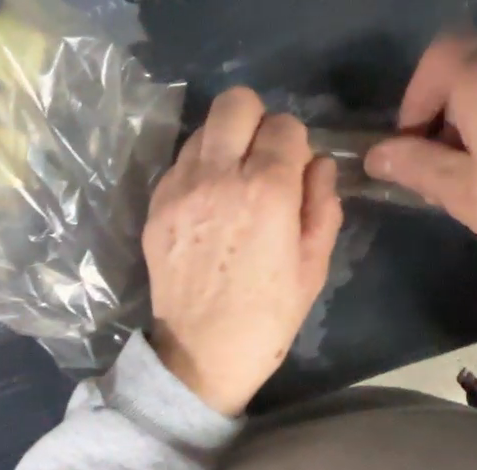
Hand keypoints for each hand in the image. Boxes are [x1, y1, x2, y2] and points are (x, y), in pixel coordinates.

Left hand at [144, 87, 341, 414]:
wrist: (200, 358)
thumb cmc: (266, 322)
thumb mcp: (312, 269)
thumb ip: (321, 207)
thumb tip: (318, 167)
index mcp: (267, 190)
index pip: (285, 126)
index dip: (295, 147)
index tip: (294, 174)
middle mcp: (218, 176)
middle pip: (236, 104)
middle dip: (256, 124)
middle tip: (261, 162)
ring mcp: (180, 190)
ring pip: (203, 131)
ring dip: (223, 147)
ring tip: (231, 188)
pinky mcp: (155, 209)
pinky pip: (178, 165)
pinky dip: (196, 174)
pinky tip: (206, 210)